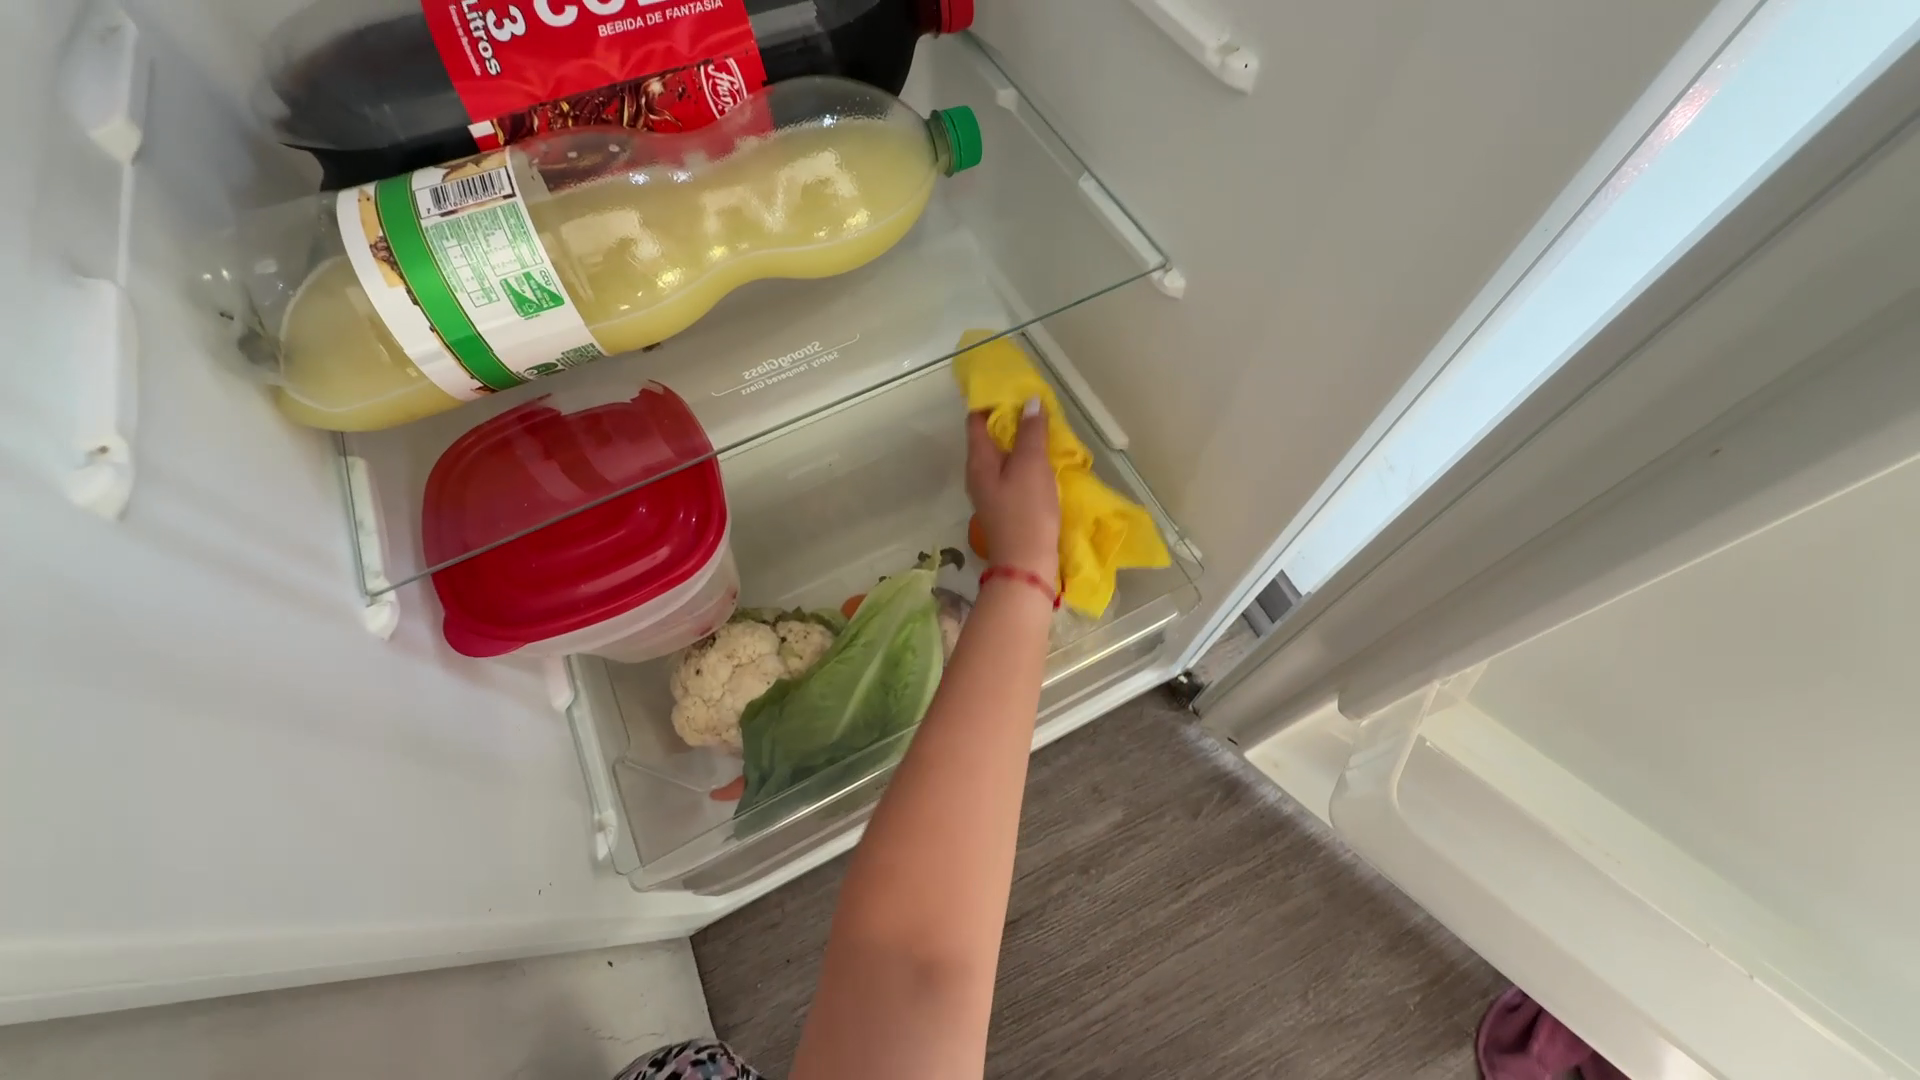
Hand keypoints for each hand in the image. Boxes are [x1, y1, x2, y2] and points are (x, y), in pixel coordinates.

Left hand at [966, 399, 1060, 583]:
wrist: (1025, 564)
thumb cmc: (1026, 511)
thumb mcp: (1031, 465)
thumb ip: (1031, 432)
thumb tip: (1030, 402)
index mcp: (978, 460)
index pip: (976, 420)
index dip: (992, 401)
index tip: (1015, 390)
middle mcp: (978, 474)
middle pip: (989, 437)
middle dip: (1010, 420)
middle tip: (1037, 408)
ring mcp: (990, 492)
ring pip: (1002, 457)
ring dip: (1020, 443)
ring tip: (1044, 430)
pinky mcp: (1004, 506)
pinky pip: (1012, 475)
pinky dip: (1025, 463)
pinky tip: (1044, 463)